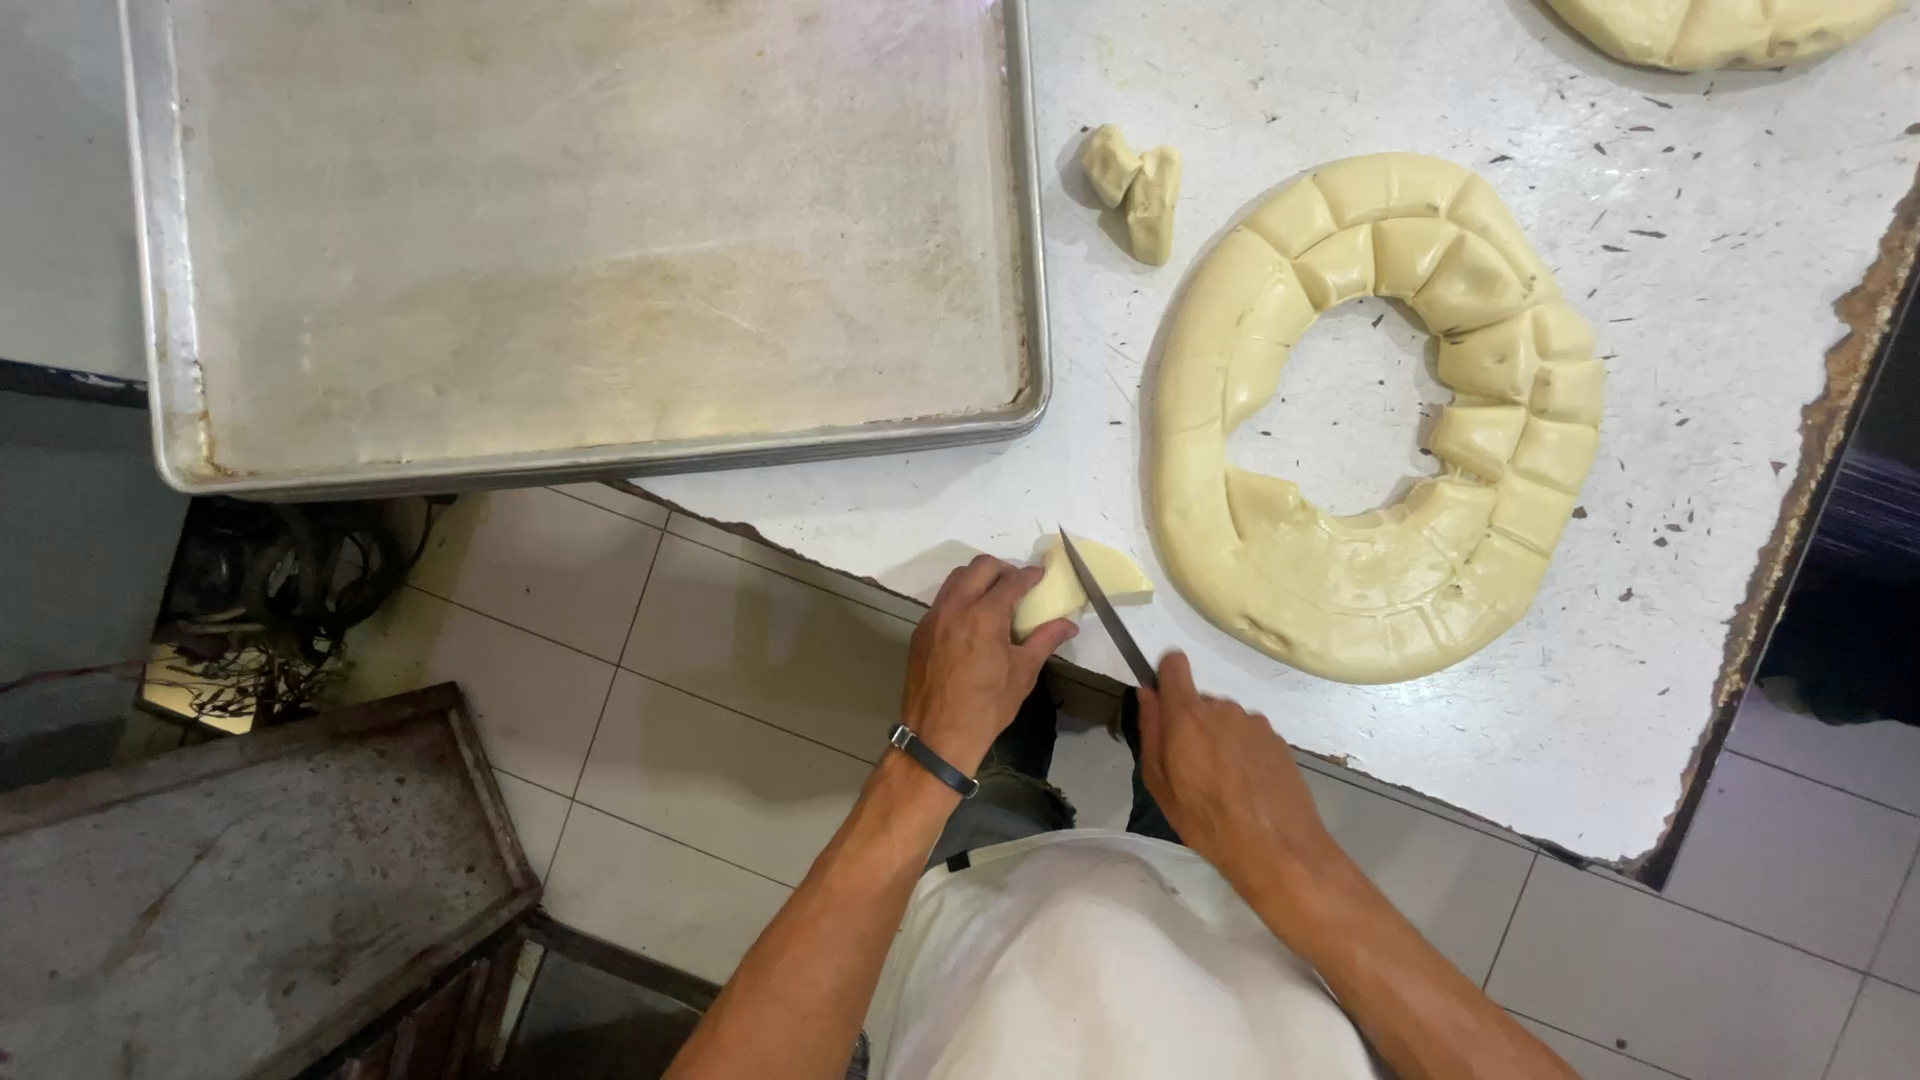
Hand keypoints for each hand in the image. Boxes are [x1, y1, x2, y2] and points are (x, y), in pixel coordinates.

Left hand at [901, 556, 1076, 774]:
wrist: (938, 735)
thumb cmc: (987, 707)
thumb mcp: (1023, 673)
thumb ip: (1044, 640)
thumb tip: (1068, 624)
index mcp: (985, 616)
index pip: (1012, 581)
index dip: (1030, 575)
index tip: (1041, 575)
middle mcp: (956, 607)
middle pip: (980, 566)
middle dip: (1003, 569)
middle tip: (1017, 585)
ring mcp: (933, 617)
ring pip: (956, 578)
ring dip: (978, 579)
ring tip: (995, 597)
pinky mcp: (921, 630)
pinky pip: (942, 600)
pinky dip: (960, 597)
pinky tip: (972, 619)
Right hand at [1136, 651, 1334, 891]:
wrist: (1279, 849)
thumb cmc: (1207, 821)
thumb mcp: (1160, 784)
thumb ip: (1151, 731)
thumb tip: (1147, 694)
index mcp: (1188, 716)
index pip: (1174, 665)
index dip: (1166, 675)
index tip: (1164, 702)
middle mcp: (1223, 708)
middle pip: (1198, 702)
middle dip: (1191, 724)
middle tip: (1192, 767)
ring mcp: (1254, 722)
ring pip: (1225, 720)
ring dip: (1219, 739)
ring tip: (1224, 783)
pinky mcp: (1277, 739)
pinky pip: (1248, 736)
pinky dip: (1243, 752)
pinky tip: (1248, 787)